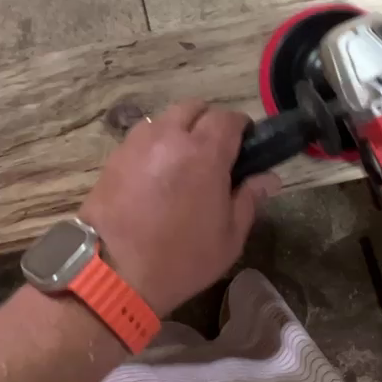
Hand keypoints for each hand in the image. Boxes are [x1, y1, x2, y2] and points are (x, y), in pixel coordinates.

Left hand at [79, 100, 279, 315]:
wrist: (113, 272)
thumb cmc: (181, 258)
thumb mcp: (229, 237)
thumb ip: (249, 199)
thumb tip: (269, 178)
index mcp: (204, 152)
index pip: (228, 118)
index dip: (241, 128)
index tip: (245, 145)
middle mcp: (170, 137)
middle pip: (194, 108)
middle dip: (208, 123)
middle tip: (215, 153)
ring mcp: (137, 143)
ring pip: (165, 119)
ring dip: (179, 130)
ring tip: (183, 162)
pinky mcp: (114, 156)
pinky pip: (141, 137)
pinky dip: (155, 144)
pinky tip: (156, 173)